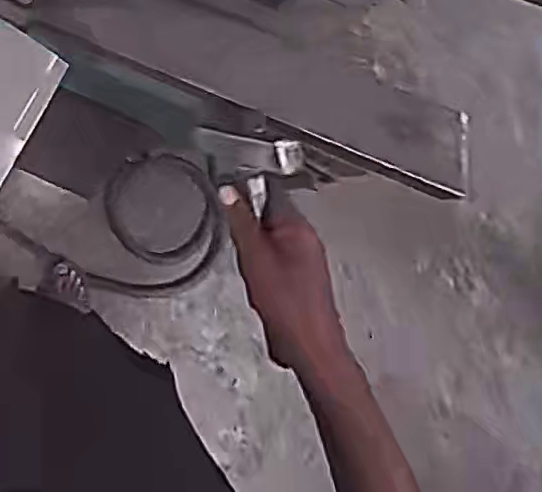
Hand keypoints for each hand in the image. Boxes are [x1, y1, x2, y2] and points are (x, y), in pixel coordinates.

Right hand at [223, 184, 352, 375]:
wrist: (311, 350)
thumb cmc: (289, 306)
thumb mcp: (253, 256)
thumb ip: (240, 220)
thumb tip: (230, 192)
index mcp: (298, 226)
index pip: (267, 192)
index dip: (245, 196)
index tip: (230, 205)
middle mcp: (307, 239)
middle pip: (266, 220)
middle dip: (249, 236)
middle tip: (246, 256)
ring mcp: (307, 260)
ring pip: (269, 244)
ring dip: (256, 258)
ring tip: (257, 280)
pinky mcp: (304, 279)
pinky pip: (276, 264)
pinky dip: (265, 274)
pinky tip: (264, 293)